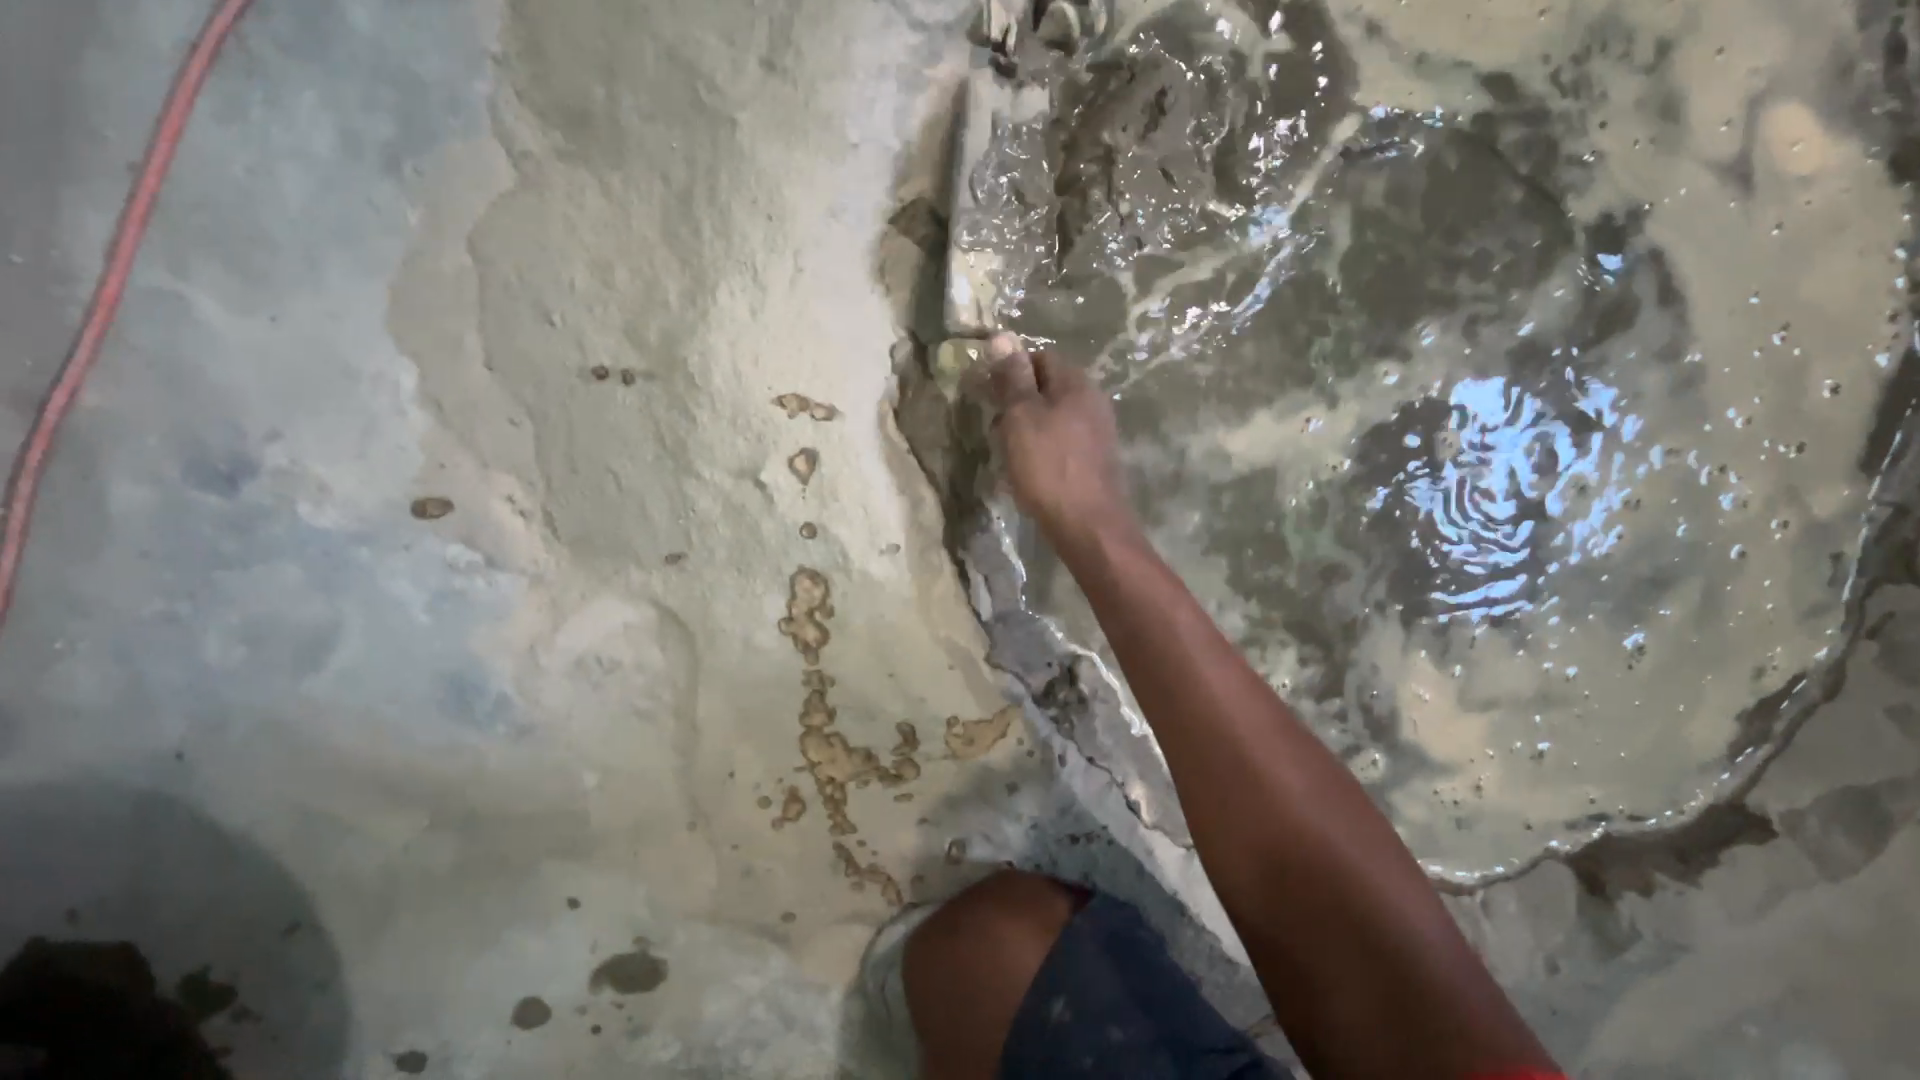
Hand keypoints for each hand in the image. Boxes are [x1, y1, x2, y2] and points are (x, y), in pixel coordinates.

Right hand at [981, 333, 1137, 551]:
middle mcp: (1093, 401)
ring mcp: (1098, 433)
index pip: (1040, 357)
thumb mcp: (1021, 417)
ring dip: (1026, 429)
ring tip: (1005, 453)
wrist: (1089, 526)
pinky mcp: (1095, 461)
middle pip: (1048, 388)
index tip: (986, 392)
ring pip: (1053, 418)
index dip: (1011, 369)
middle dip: (1017, 403)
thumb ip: (1012, 378)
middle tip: (993, 426)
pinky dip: (1041, 450)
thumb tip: (1003, 337)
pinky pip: (1062, 443)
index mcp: (1077, 383)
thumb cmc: (1049, 466)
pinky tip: (1027, 472)